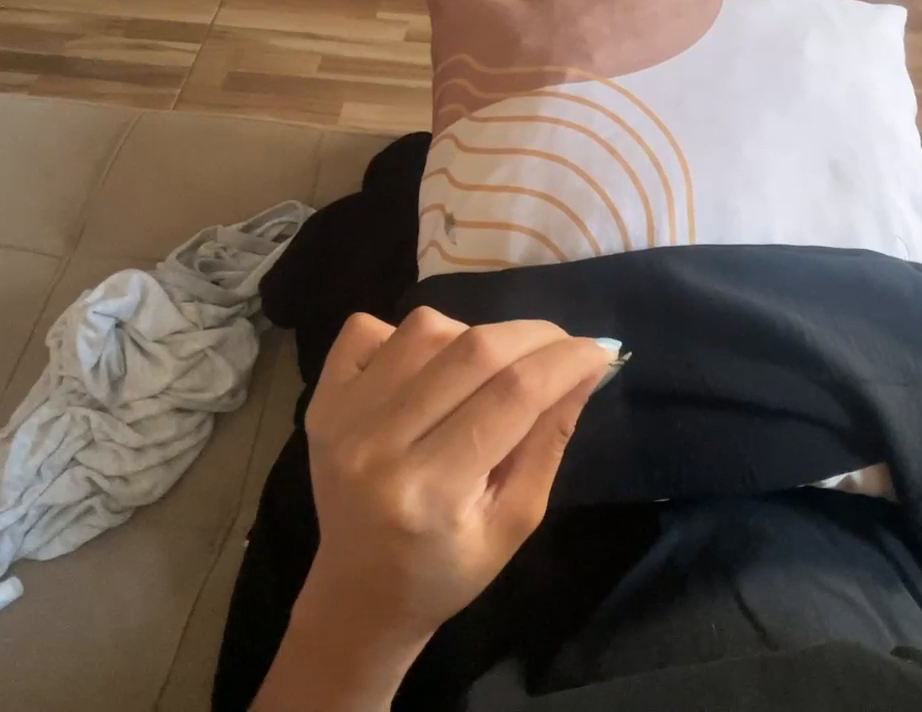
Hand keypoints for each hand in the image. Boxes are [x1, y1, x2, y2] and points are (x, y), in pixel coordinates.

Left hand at [300, 308, 615, 646]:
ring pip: (427, 329)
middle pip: (474, 351)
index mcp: (433, 491)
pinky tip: (427, 368)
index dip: (566, 360)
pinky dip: (409, 334)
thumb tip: (588, 365)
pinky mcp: (321, 400)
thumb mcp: (517, 519)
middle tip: (563, 346)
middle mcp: (379, 446)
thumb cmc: (448, 567)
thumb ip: (550, 438)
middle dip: (535, 336)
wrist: (358, 594)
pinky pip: (368, 327)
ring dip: (476, 334)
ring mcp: (342, 417)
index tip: (600, 349)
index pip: (514, 394)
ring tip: (491, 368)